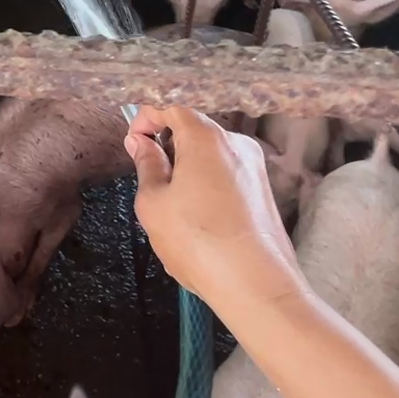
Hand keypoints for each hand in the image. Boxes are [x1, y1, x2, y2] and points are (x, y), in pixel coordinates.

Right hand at [126, 106, 304, 310]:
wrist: (258, 289)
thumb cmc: (198, 241)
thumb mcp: (153, 201)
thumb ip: (146, 164)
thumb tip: (141, 143)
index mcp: (206, 137)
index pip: (171, 107)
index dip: (146, 119)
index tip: (133, 144)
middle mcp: (236, 144)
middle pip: (193, 130)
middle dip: (167, 148)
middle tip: (150, 179)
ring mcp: (255, 169)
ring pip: (210, 155)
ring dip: (187, 169)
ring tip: (175, 207)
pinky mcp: (265, 194)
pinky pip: (227, 175)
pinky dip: (207, 186)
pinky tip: (200, 222)